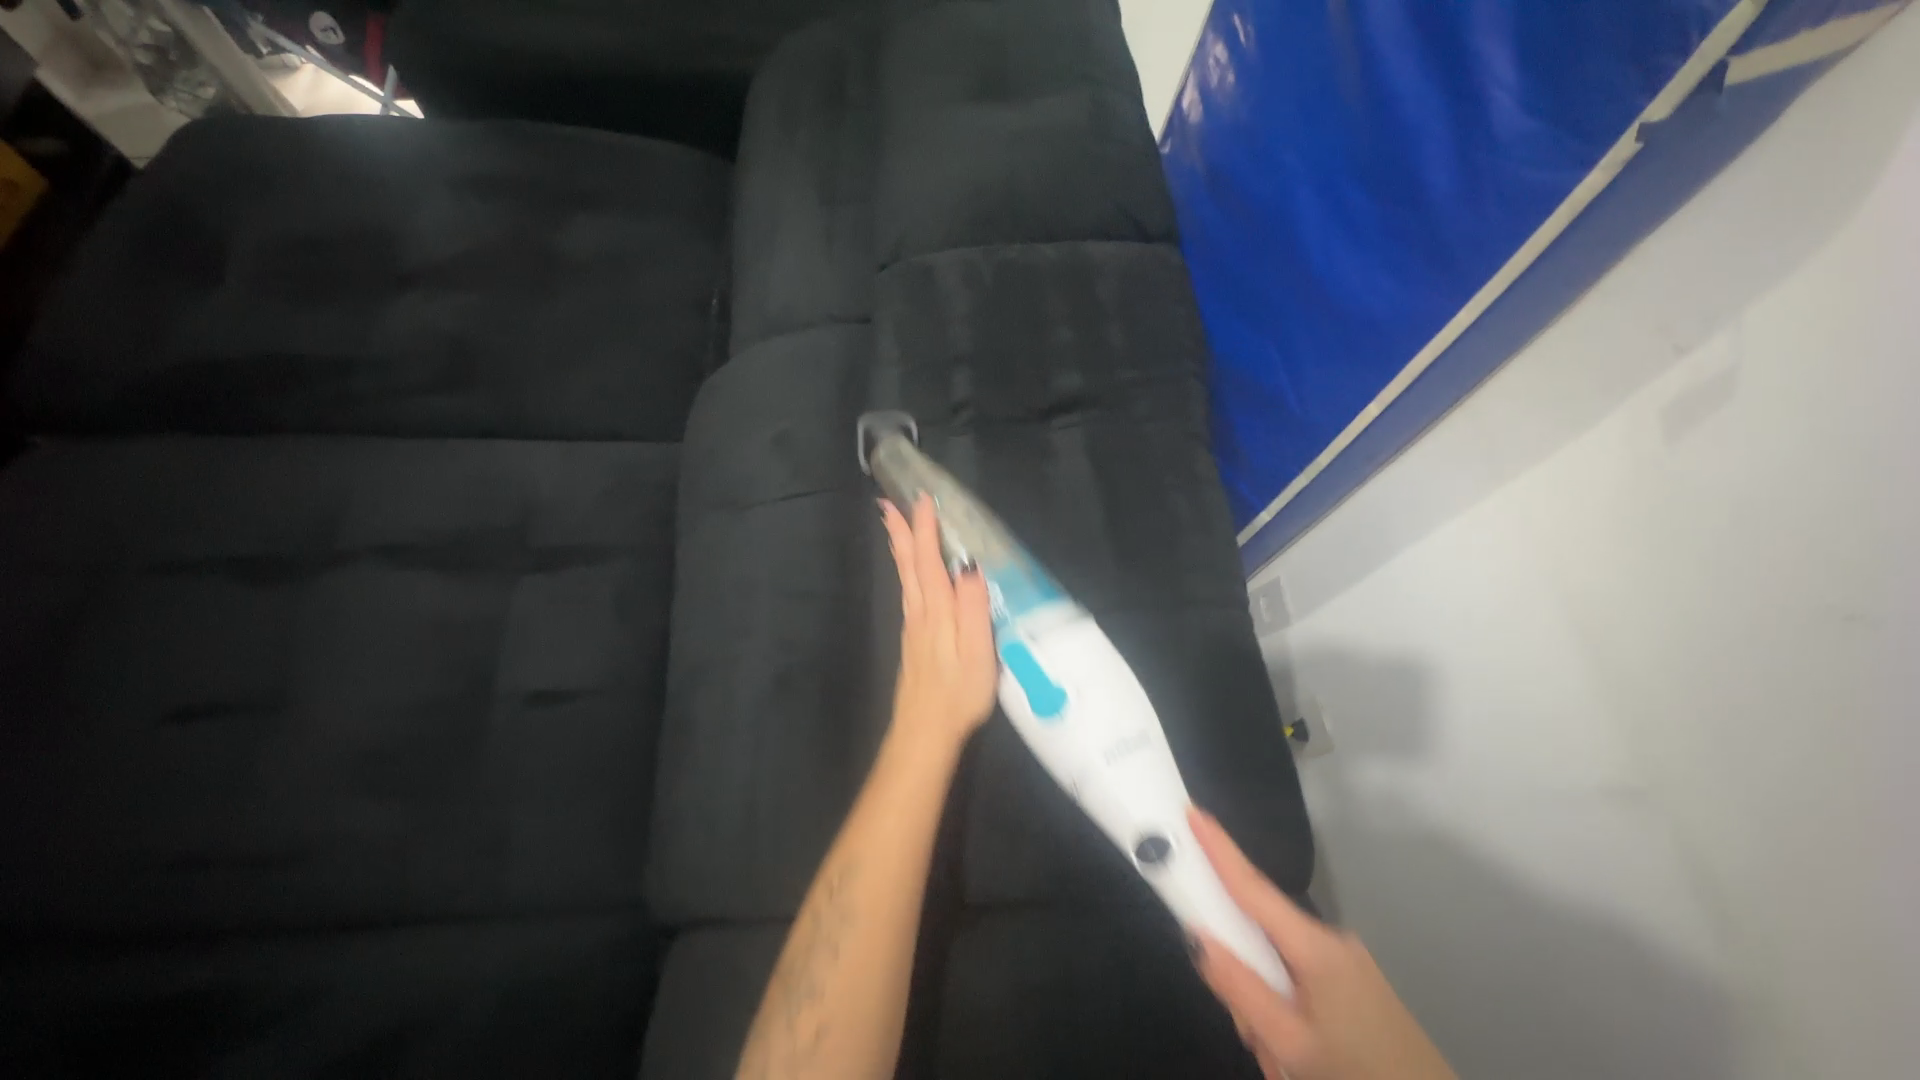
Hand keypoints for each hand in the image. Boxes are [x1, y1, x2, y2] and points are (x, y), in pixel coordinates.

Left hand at [879, 494, 996, 751]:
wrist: (925, 733)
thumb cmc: (958, 694)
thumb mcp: (978, 653)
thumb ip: (974, 608)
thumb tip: (969, 566)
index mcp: (937, 612)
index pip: (928, 561)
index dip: (925, 529)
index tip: (922, 499)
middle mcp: (920, 614)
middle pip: (909, 565)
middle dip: (901, 532)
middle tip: (887, 502)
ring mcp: (913, 629)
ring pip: (906, 579)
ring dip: (900, 549)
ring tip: (893, 526)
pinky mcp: (914, 643)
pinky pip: (910, 594)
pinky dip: (908, 573)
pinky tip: (912, 576)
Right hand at [1188, 807, 1455, 1079]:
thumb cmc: (1360, 1072)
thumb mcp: (1291, 1043)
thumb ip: (1240, 989)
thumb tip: (1197, 935)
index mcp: (1316, 949)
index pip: (1252, 888)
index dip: (1219, 850)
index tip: (1193, 812)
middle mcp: (1331, 943)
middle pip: (1259, 938)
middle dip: (1243, 981)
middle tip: (1254, 1035)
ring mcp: (1347, 964)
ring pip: (1276, 967)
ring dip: (1266, 1010)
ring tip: (1283, 1062)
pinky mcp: (1356, 985)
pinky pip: (1299, 983)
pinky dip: (1287, 1014)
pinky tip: (1298, 1057)